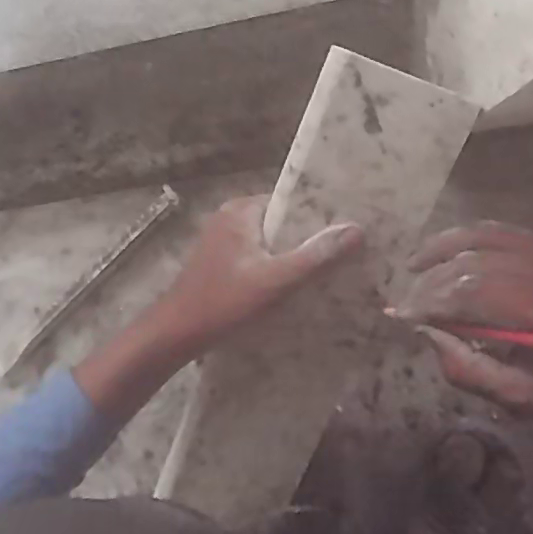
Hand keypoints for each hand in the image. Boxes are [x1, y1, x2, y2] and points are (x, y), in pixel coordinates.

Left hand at [76, 196, 362, 422]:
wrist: (176, 333)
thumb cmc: (224, 302)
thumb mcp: (275, 280)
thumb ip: (315, 256)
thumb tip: (356, 229)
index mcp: (242, 210)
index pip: (292, 200)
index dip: (322, 212)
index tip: (353, 225)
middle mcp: (231, 216)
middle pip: (284, 220)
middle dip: (312, 235)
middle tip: (350, 249)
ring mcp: (224, 239)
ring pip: (272, 240)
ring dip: (296, 253)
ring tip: (334, 266)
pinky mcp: (222, 261)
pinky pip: (260, 255)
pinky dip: (278, 266)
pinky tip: (300, 283)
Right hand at [389, 222, 532, 450]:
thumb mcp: (522, 400)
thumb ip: (465, 368)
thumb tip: (424, 332)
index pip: (468, 292)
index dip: (428, 301)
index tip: (402, 315)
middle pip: (473, 261)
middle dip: (431, 278)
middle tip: (407, 299)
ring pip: (488, 235)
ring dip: (444, 247)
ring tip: (416, 263)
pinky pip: (510, 232)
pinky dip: (473, 239)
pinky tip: (452, 253)